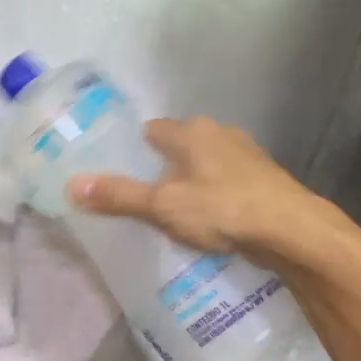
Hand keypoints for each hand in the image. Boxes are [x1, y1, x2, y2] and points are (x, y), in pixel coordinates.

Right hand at [67, 117, 343, 263]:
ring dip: (185, 183)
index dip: (132, 149)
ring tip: (164, 213)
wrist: (288, 230)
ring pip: (201, 166)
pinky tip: (201, 221)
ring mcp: (244, 156)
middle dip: (158, 168)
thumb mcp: (161, 206)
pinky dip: (207, 198)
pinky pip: (221, 184)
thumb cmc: (221, 210)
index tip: (115, 172)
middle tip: (135, 198)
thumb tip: (73, 185)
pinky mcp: (259, 180)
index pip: (151, 130)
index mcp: (192, 132)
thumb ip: (119, 197)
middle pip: (177, 147)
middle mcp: (219, 133)